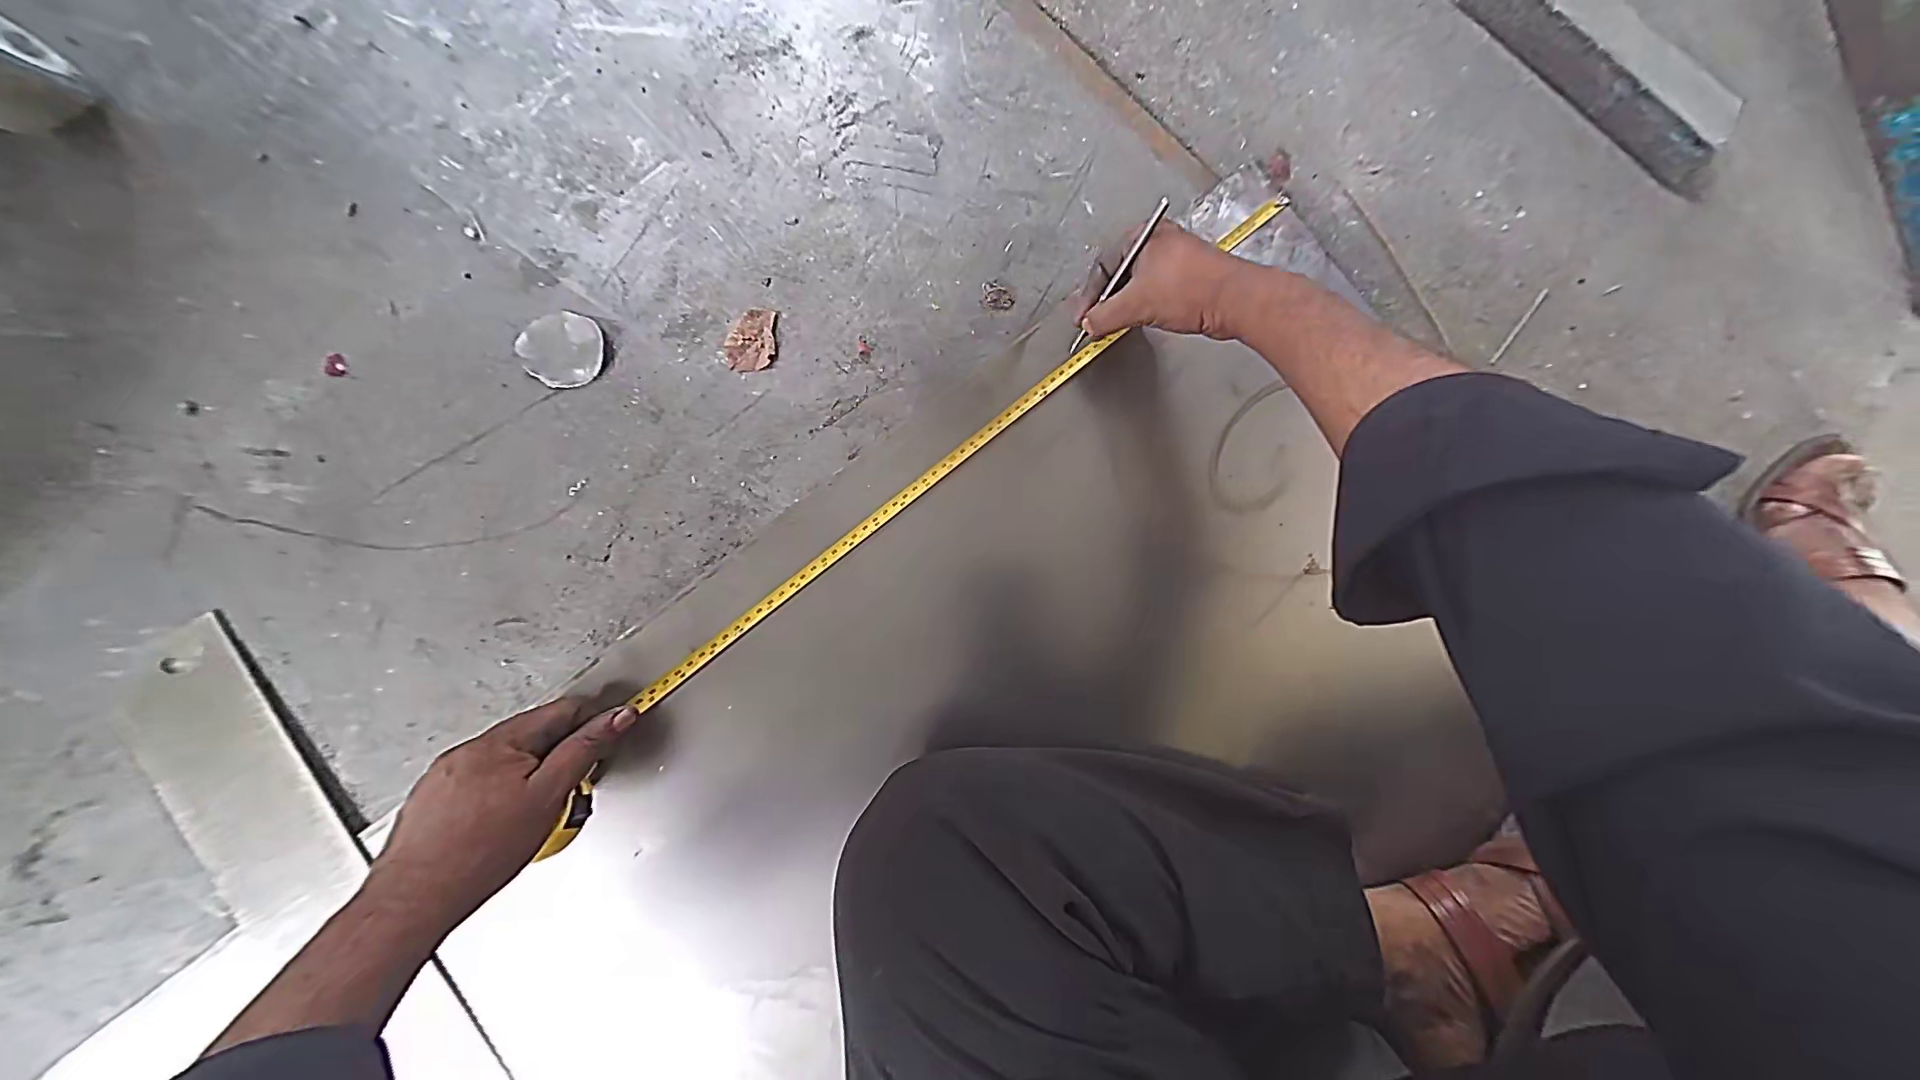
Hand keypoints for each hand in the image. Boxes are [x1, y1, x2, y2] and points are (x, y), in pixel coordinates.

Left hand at [370, 697, 637, 922]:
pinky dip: (503, 793)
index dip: (594, 722)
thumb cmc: (476, 855)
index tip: (612, 733)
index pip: (563, 710)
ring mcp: (446, 775)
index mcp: (499, 741)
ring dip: (532, 775)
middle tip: (571, 787)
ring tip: (536, 813)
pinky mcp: (432, 799)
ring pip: (509, 760)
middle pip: (536, 734)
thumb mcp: (550, 795)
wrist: (413, 903)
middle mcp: (468, 750)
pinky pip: (482, 781)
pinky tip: (503, 824)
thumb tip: (615, 718)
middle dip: (561, 756)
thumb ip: (586, 749)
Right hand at [1076, 221, 1258, 340]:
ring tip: (1114, 323)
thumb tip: (1089, 323)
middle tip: (1094, 322)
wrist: (1233, 300)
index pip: (1103, 267)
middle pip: (1118, 275)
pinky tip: (1138, 319)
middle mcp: (1158, 242)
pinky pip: (1153, 291)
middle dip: (1104, 301)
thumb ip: (1104, 315)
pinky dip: (1141, 306)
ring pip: (1135, 284)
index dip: (1089, 297)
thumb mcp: (1135, 305)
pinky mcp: (1186, 277)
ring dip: (1122, 306)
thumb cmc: (1193, 290)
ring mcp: (1174, 259)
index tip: (1083, 318)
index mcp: (1144, 236)